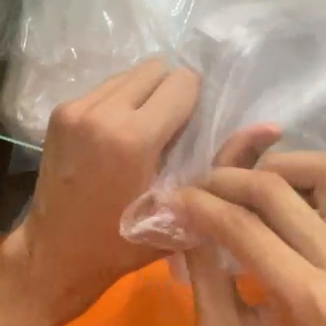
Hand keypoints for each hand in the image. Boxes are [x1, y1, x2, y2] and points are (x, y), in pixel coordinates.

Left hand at [0, 60, 278, 325]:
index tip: (195, 130)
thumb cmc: (124, 245)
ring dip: (144, 95)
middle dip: (170, 93)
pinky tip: (119, 138)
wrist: (54, 256)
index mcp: (133, 136)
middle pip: (155, 69)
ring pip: (129, 74)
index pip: (182, 82)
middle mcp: (101, 111)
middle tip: (172, 132)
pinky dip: (120, 103)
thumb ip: (226, 163)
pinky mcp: (60, 110)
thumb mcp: (184, 214)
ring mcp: (75, 107)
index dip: (195, 102)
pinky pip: (104, 87)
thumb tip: (270, 127)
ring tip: (146, 135)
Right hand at [180, 152, 325, 325]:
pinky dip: (306, 179)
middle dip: (226, 179)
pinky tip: (279, 199)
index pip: (243, 226)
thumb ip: (205, 279)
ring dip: (276, 167)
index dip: (200, 205)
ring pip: (324, 171)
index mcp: (308, 301)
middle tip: (198, 188)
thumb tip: (187, 221)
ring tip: (245, 187)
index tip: (172, 198)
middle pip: (276, 189)